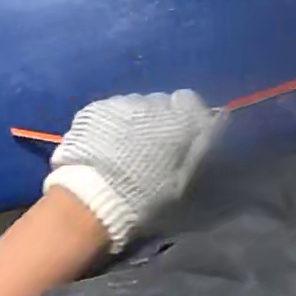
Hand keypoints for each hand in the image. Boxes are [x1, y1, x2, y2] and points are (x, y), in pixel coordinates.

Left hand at [44, 90, 224, 250]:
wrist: (93, 194)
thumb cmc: (143, 195)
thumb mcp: (180, 179)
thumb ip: (193, 151)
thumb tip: (202, 135)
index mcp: (176, 120)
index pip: (188, 101)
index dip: (185, 116)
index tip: (180, 133)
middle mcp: (149, 103)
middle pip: (158, 103)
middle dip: (156, 120)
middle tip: (149, 146)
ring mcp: (118, 103)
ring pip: (132, 106)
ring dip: (132, 120)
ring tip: (122, 146)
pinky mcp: (93, 108)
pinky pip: (108, 110)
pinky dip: (109, 123)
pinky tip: (103, 143)